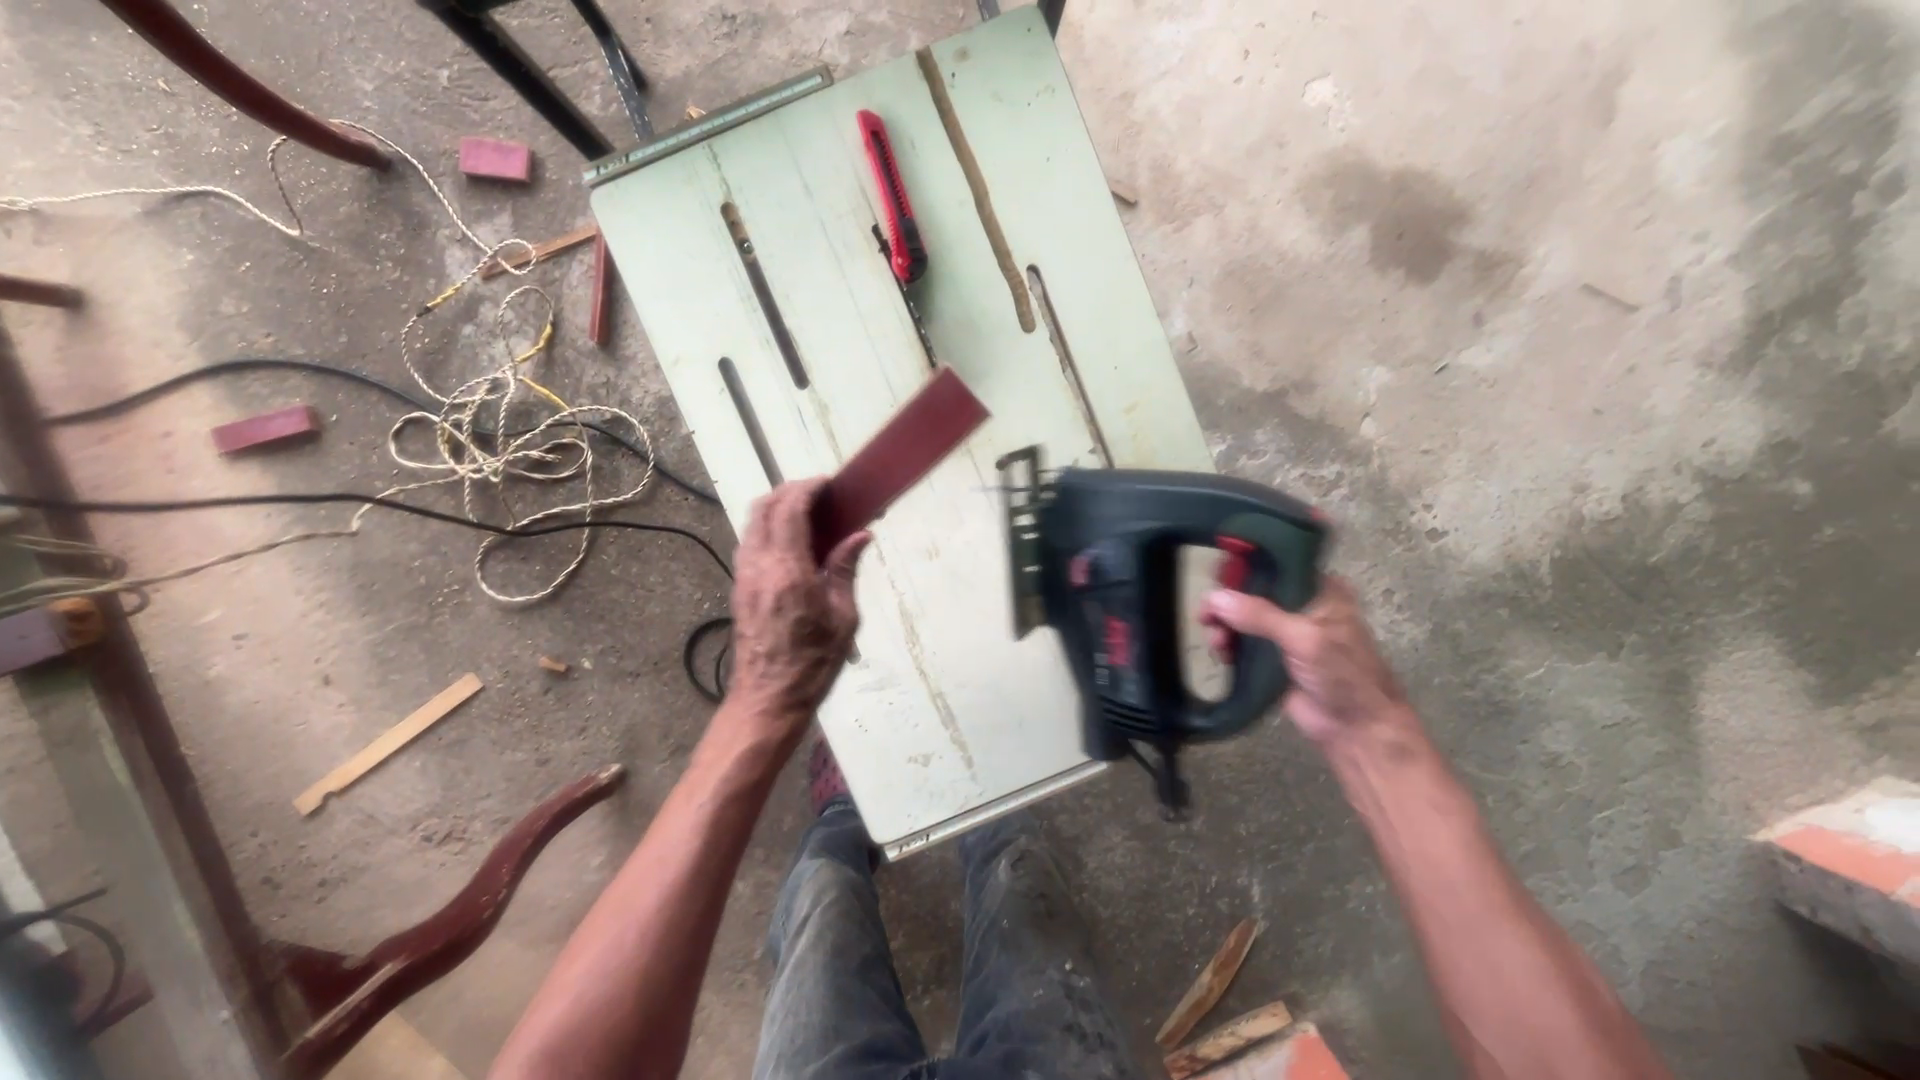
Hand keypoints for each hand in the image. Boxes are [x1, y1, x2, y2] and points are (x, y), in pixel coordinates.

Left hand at [726, 479, 870, 737]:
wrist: (768, 697)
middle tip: (819, 494)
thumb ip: (844, 570)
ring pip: (752, 523)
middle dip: (790, 491)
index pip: (790, 510)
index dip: (808, 488)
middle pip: (764, 507)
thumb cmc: (813, 662)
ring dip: (776, 508)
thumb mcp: (842, 617)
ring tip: (807, 514)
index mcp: (788, 570)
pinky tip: (792, 541)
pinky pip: (751, 542)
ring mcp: (744, 575)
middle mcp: (759, 565)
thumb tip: (859, 537)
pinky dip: (769, 528)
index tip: (828, 483)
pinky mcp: (739, 587)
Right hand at [1202, 576, 1410, 745]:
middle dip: (1227, 602)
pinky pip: (1242, 644)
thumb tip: (1214, 598)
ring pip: (1243, 619)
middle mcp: (1301, 606)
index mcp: (1319, 590)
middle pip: (1253, 593)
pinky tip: (1221, 653)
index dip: (1244, 568)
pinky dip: (1228, 645)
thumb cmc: (1343, 674)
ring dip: (1224, 626)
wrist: (1356, 728)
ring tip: (1216, 642)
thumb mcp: (1304, 638)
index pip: (1276, 566)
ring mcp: (1285, 634)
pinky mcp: (1272, 659)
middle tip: (1207, 616)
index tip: (1217, 577)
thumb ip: (1260, 616)